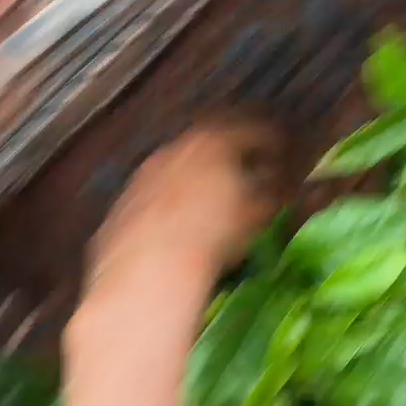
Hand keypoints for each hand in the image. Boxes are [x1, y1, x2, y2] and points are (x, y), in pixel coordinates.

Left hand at [88, 119, 283, 290]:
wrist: (146, 275)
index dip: (272, 142)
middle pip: (211, 145)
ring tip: (214, 204)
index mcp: (214, 141)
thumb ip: (276, 191)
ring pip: (178, 170)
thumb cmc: (216, 234)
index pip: (253, 130)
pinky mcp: (119, 209)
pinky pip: (153, 198)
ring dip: (198, 180)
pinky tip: (181, 230)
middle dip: (232, 157)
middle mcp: (175, 150)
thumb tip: (286, 185)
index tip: (282, 154)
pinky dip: (170, 205)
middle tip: (249, 174)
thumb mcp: (260, 211)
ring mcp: (142, 178)